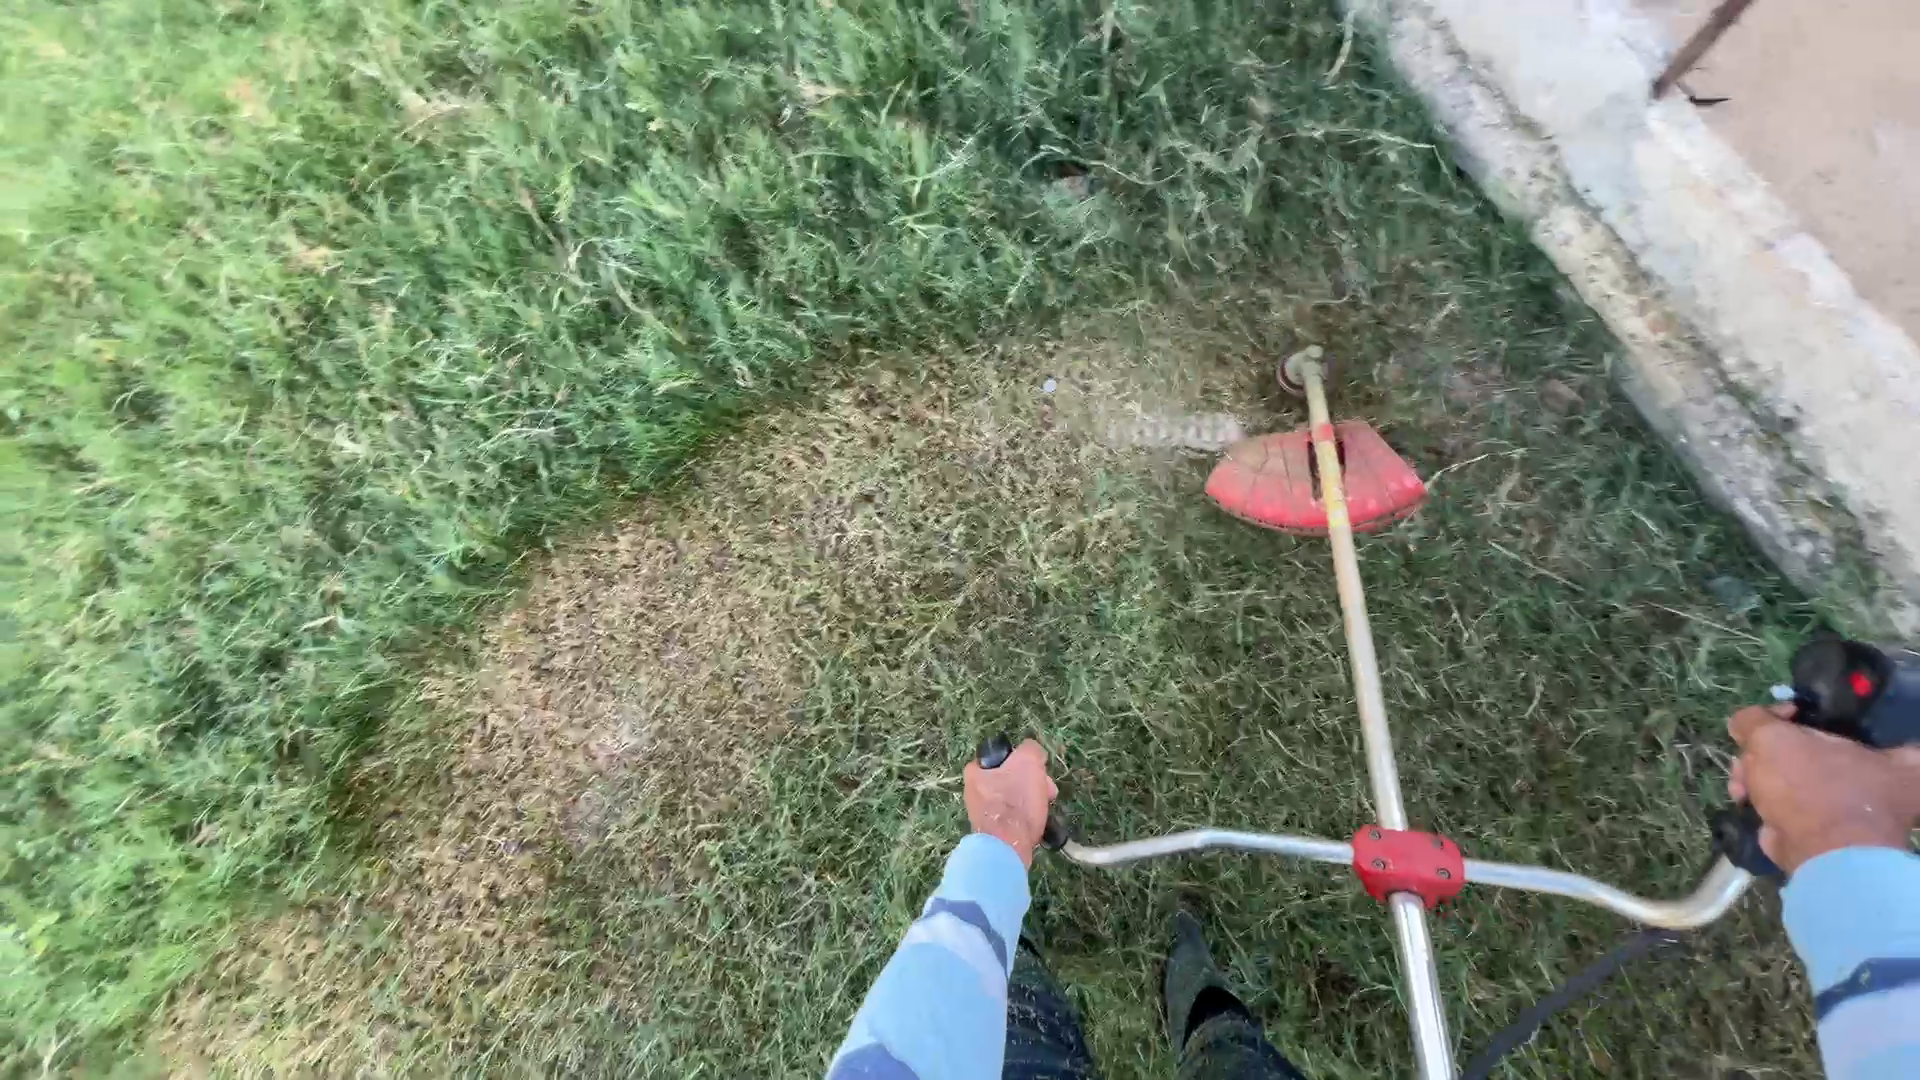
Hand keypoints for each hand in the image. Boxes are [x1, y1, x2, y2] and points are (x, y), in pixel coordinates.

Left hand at [963, 739, 1057, 866]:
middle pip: (1011, 778)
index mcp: (975, 771)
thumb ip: (1030, 750)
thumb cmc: (1015, 801)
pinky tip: (1036, 824)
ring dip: (1032, 801)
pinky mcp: (991, 831)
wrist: (1008, 848)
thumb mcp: (1028, 762)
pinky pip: (1012, 817)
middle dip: (1033, 783)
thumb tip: (1033, 753)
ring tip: (1045, 810)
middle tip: (1048, 792)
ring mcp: (982, 813)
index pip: (1005, 758)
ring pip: (1014, 798)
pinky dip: (1024, 819)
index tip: (1038, 773)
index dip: (1025, 763)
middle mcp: (973, 791)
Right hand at [1727, 704, 1919, 873]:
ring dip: (1756, 776)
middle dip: (1768, 754)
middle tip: (1750, 757)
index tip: (1785, 718)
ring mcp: (1857, 808)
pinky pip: (1791, 799)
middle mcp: (1885, 782)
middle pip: (1811, 751)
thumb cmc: (1808, 786)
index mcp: (1896, 761)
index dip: (1818, 721)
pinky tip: (1746, 799)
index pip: (1868, 729)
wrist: (1817, 850)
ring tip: (1742, 785)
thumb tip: (1748, 722)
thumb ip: (1755, 719)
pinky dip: (1765, 798)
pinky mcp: (1830, 827)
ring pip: (1793, 775)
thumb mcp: (1771, 737)